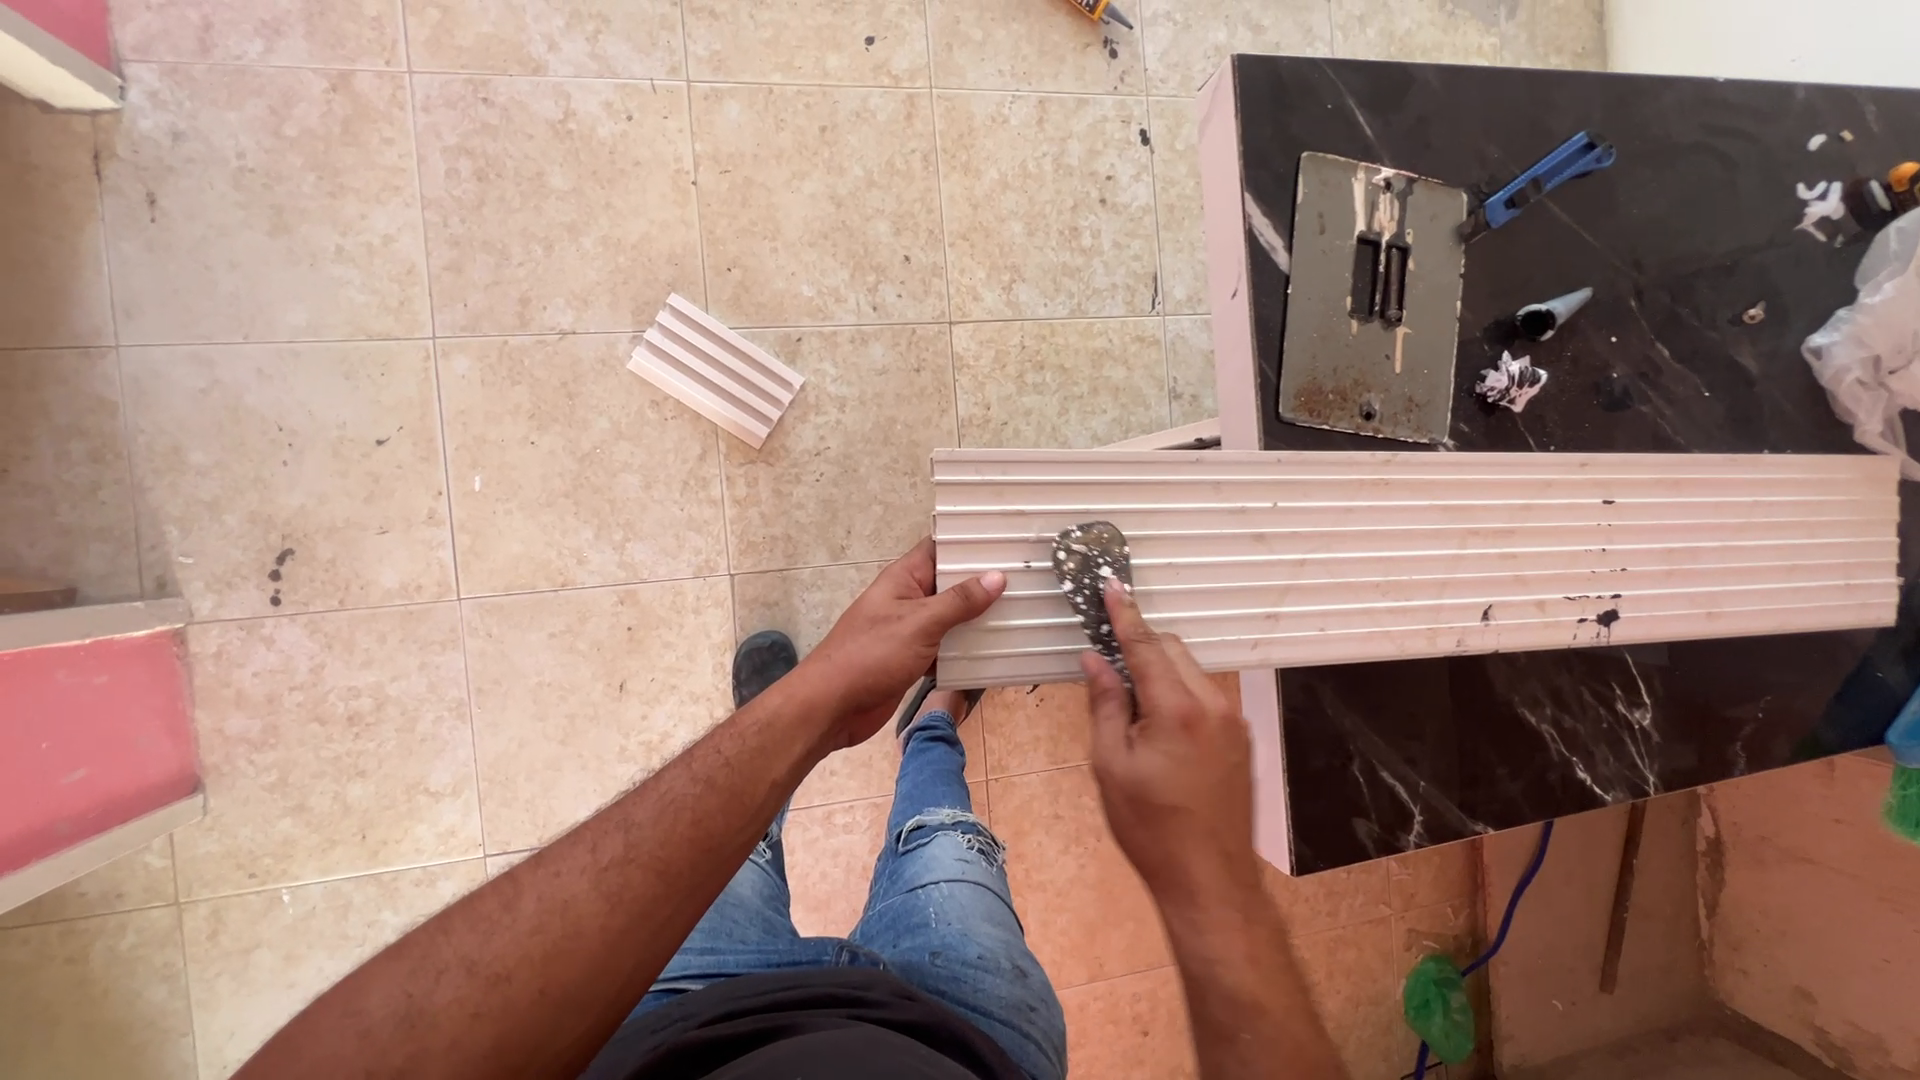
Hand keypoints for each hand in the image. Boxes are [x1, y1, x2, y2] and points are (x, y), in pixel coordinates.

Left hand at [799, 537, 1004, 748]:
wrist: (832, 707)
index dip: (969, 541)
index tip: (1007, 539)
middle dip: (983, 584)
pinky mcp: (914, 660)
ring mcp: (910, 631)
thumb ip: (959, 602)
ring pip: (952, 619)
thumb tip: (996, 576)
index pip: (939, 547)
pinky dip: (967, 651)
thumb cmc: (871, 655)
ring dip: (979, 620)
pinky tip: (998, 653)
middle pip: (951, 584)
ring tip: (1023, 613)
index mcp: (904, 579)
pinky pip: (947, 649)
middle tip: (1027, 579)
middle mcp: (909, 599)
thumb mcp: (919, 623)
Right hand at [1082, 577, 1260, 909]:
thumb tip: (1094, 657)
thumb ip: (1105, 702)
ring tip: (1131, 699)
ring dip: (1160, 668)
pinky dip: (1179, 690)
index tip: (1110, 584)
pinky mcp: (1242, 736)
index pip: (1145, 645)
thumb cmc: (1149, 826)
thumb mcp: (1110, 764)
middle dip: (1141, 643)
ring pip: (1190, 670)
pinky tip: (1159, 720)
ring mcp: (1234, 720)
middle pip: (1172, 649)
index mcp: (1176, 708)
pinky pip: (1205, 693)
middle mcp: (1213, 703)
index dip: (1124, 613)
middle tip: (1108, 659)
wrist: (1210, 878)